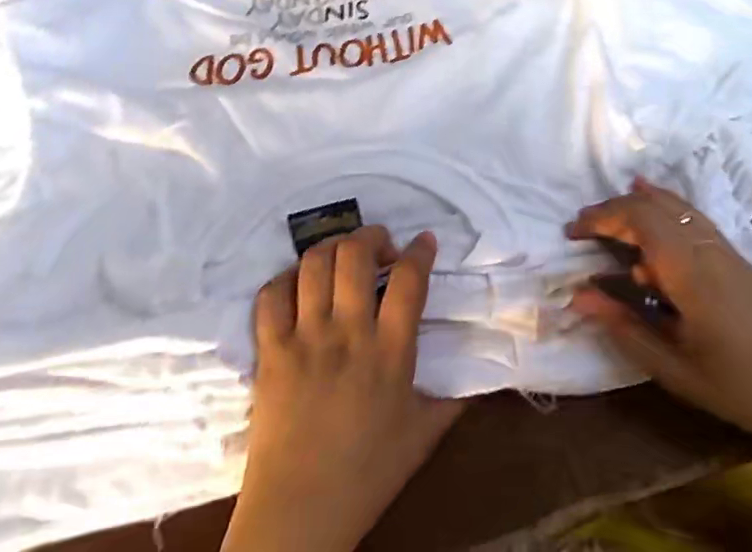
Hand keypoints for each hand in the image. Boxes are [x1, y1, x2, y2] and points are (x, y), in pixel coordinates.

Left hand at [222, 227, 465, 551]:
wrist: (298, 516)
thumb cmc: (367, 475)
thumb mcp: (424, 434)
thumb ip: (454, 397)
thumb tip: (481, 373)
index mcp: (390, 352)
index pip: (410, 279)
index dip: (421, 251)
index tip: (425, 241)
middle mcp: (348, 334)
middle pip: (355, 255)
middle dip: (372, 236)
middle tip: (382, 247)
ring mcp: (305, 339)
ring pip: (314, 264)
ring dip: (333, 248)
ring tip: (344, 257)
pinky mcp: (270, 352)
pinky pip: (271, 295)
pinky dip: (287, 278)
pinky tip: (302, 285)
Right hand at [567, 179, 751, 451]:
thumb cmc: (736, 385)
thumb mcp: (673, 368)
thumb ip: (625, 327)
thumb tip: (579, 296)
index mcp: (691, 273)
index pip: (640, 220)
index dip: (602, 217)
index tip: (572, 233)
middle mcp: (708, 247)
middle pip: (654, 205)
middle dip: (613, 209)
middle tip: (581, 229)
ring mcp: (724, 246)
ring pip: (675, 204)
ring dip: (636, 203)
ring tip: (604, 217)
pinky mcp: (733, 252)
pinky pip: (691, 214)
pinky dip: (663, 203)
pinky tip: (651, 200)